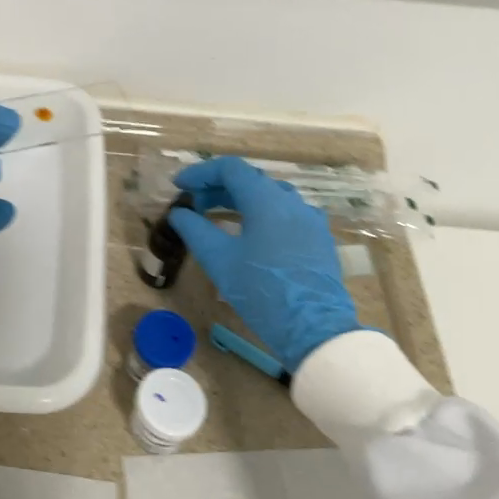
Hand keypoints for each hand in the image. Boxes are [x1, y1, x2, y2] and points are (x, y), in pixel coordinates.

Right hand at [167, 156, 363, 371]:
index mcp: (267, 201)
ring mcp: (310, 220)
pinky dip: (262, 214)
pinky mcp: (319, 239)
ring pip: (270, 197)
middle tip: (193, 203)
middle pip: (251, 180)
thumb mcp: (219, 261)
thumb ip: (195, 230)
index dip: (201, 173)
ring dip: (241, 199)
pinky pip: (286, 214)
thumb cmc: (261, 292)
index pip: (230, 169)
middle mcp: (292, 202)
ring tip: (218, 216)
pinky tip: (251, 234)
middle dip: (218, 187)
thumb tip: (179, 213)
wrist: (313, 329)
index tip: (179, 186)